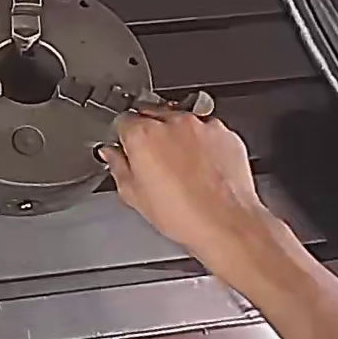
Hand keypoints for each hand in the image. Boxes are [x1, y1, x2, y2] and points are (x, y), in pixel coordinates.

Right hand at [101, 107, 286, 269]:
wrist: (226, 223)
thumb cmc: (183, 215)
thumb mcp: (135, 196)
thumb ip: (118, 167)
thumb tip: (111, 154)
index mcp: (143, 135)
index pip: (123, 120)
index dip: (123, 136)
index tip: (127, 148)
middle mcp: (172, 123)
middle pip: (152, 115)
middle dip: (150, 133)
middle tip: (153, 161)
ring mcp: (201, 125)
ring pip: (181, 121)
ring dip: (177, 137)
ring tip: (181, 168)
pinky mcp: (225, 133)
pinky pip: (207, 131)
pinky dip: (202, 143)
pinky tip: (201, 168)